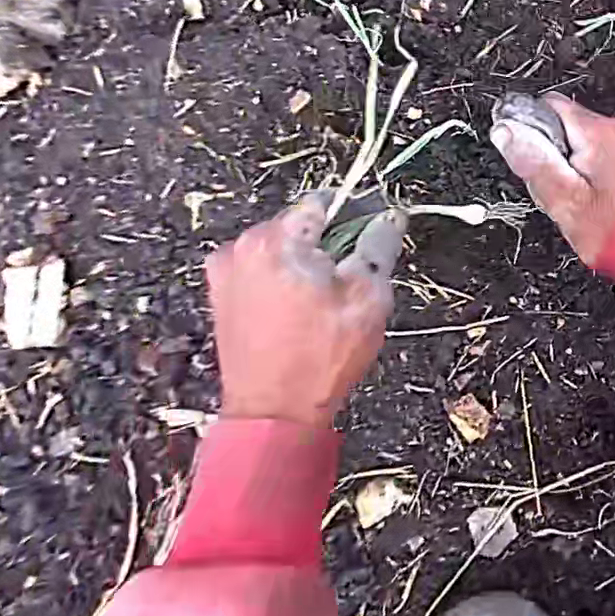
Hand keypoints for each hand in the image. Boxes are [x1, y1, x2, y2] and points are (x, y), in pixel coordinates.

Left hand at [203, 192, 406, 427]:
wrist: (274, 413)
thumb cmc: (324, 352)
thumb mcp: (369, 292)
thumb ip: (380, 243)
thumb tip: (391, 215)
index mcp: (275, 241)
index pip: (325, 201)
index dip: (359, 210)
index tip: (380, 229)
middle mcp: (241, 248)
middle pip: (303, 222)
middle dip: (336, 236)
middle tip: (362, 267)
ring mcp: (226, 273)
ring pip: (286, 244)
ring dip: (313, 256)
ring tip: (337, 290)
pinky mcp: (223, 296)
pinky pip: (267, 266)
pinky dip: (291, 273)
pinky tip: (310, 302)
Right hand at [490, 93, 614, 265]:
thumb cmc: (611, 227)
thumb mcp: (563, 198)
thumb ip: (533, 161)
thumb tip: (505, 130)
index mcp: (596, 133)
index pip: (546, 105)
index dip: (526, 127)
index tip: (524, 154)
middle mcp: (612, 129)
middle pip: (559, 120)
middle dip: (545, 147)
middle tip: (552, 182)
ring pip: (573, 136)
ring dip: (561, 158)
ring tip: (570, 190)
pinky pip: (589, 149)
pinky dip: (578, 166)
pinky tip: (583, 191)